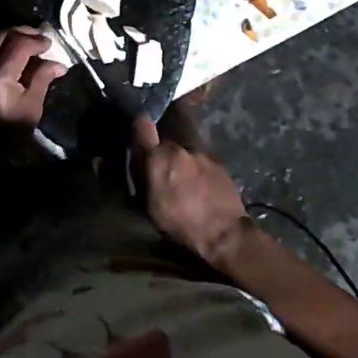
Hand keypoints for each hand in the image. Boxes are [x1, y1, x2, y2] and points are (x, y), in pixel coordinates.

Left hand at [0, 27, 66, 125]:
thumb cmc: (10, 134)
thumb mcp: (32, 108)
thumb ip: (42, 79)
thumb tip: (58, 63)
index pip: (18, 46)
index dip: (36, 40)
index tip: (50, 43)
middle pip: (2, 36)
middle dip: (23, 32)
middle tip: (40, 37)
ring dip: (12, 38)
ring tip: (30, 44)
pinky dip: (3, 48)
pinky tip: (17, 55)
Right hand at [132, 119, 249, 263]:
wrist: (225, 233)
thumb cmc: (181, 224)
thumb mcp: (150, 207)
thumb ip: (141, 177)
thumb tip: (133, 160)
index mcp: (159, 157)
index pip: (142, 125)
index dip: (139, 125)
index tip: (138, 127)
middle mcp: (179, 148)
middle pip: (165, 141)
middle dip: (162, 152)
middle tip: (164, 171)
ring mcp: (201, 153)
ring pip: (184, 150)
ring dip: (182, 161)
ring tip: (185, 182)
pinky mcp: (219, 161)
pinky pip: (201, 160)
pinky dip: (197, 169)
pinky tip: (201, 186)